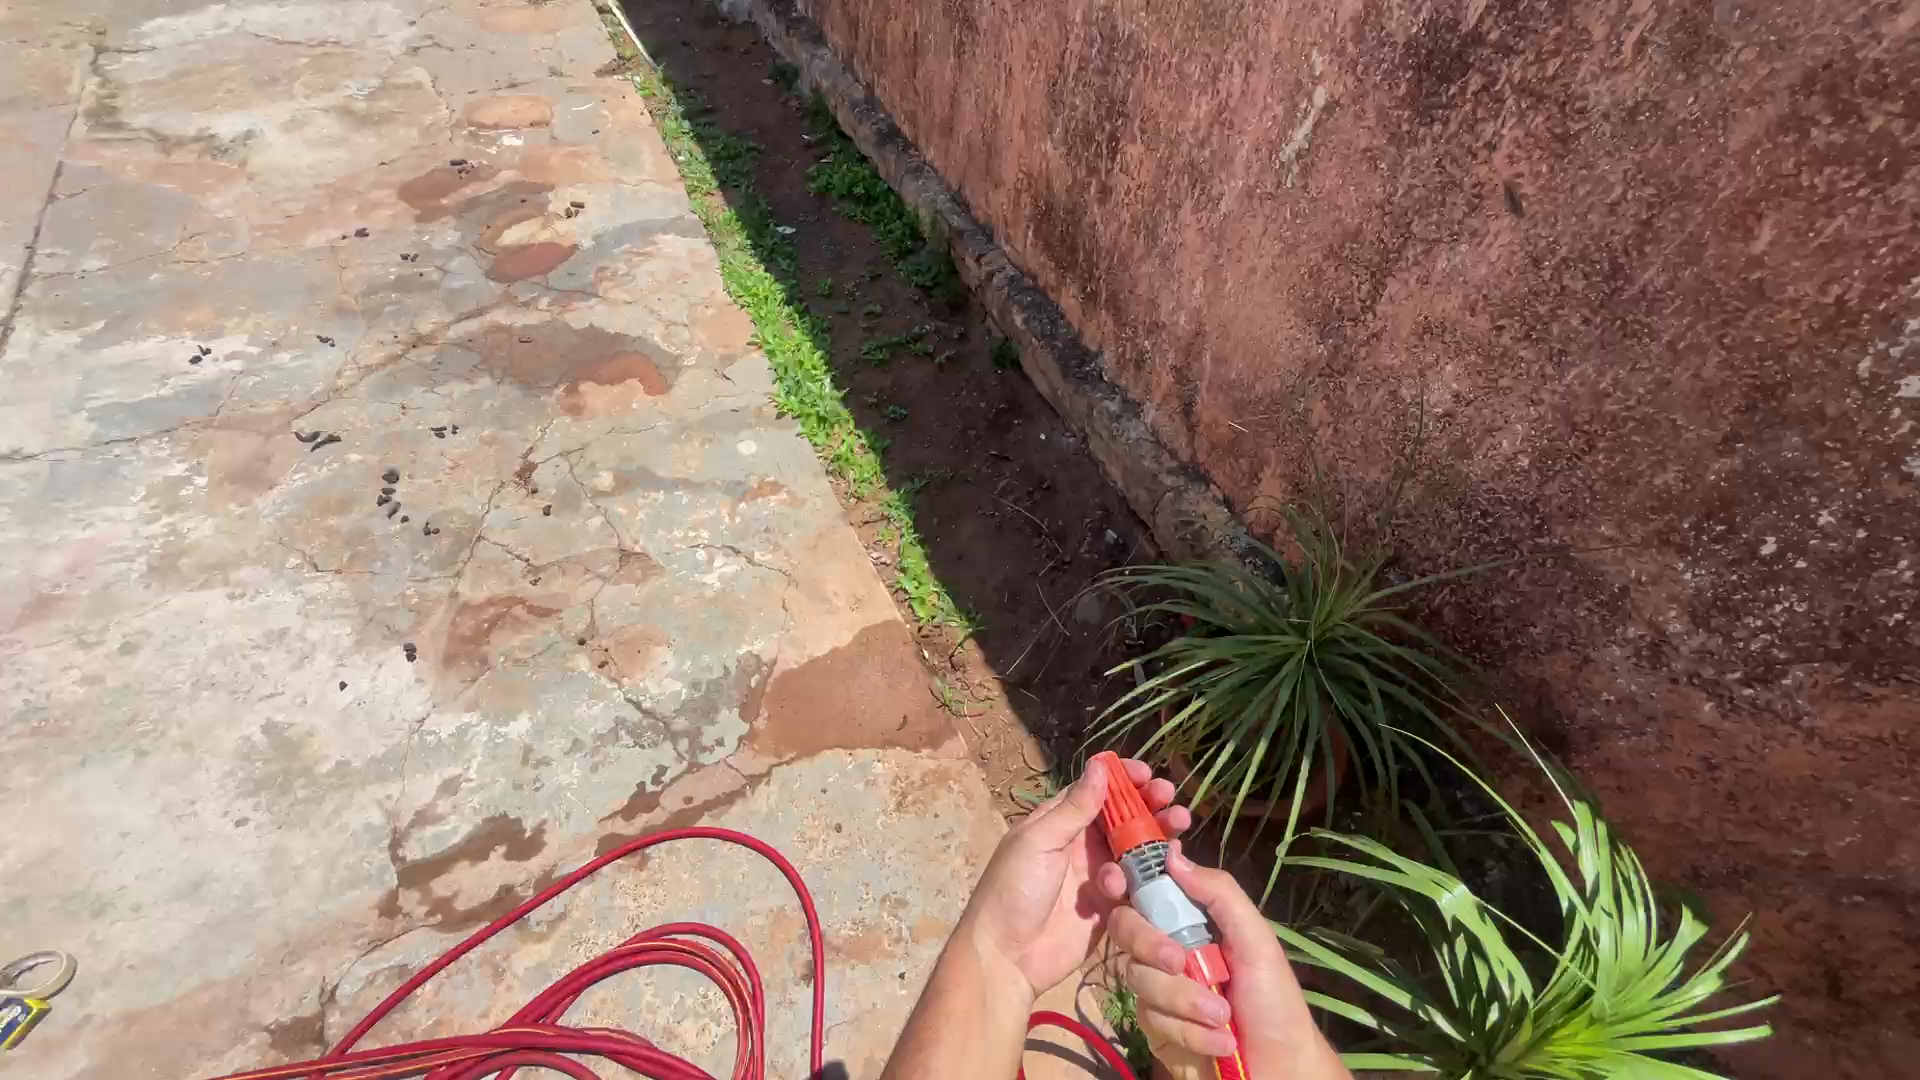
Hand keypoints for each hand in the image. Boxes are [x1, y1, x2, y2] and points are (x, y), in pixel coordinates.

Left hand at [954, 756, 1189, 999]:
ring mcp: (1096, 875)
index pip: (1096, 791)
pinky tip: (1163, 867)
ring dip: (1155, 835)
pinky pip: (1136, 885)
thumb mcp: (1041, 841)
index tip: (1147, 773)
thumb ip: (1074, 808)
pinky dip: (1150, 874)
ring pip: (1133, 848)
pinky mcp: (1110, 907)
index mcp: (1059, 821)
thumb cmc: (1015, 888)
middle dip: (1147, 804)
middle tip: (1170, 796)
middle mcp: (1080, 844)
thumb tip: (1100, 764)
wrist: (1007, 956)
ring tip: (1179, 824)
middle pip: (1121, 817)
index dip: (1122, 779)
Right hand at [1099, 846, 1349, 1079]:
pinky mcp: (1155, 1026)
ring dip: (1184, 999)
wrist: (1282, 1072)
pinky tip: (1219, 1042)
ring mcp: (1156, 986)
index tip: (1117, 883)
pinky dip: (1190, 1032)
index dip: (1120, 880)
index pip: (1142, 888)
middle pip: (1124, 926)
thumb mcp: (1256, 940)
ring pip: (1138, 976)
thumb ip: (1220, 894)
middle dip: (1148, 943)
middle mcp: (1164, 945)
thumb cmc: (1274, 1000)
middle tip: (1179, 962)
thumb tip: (1172, 854)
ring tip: (1223, 1017)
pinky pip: (1152, 1017)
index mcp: (1186, 918)